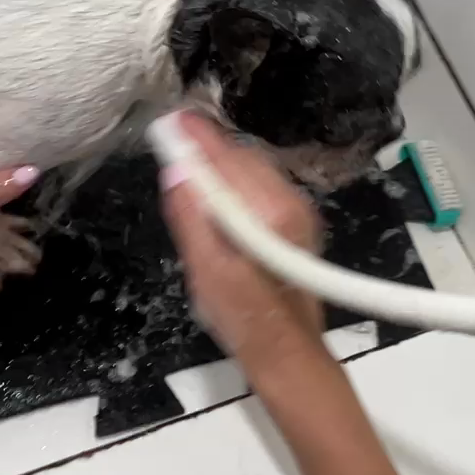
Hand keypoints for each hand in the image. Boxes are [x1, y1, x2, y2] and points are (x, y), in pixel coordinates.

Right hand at [157, 112, 329, 373]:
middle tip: (175, 138)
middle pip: (244, 159)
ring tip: (189, 162)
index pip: (229, 160)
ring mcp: (300, 212)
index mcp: (269, 214)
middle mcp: (291, 204)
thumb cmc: (244, 322)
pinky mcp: (299, 223)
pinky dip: (236, 181)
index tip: (174, 119)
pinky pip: (263, 187)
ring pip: (255, 171)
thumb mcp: (208, 274)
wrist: (288, 355)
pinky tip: (216, 193)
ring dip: (222, 163)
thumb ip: (192, 221)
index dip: (199, 138)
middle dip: (210, 147)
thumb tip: (176, 172)